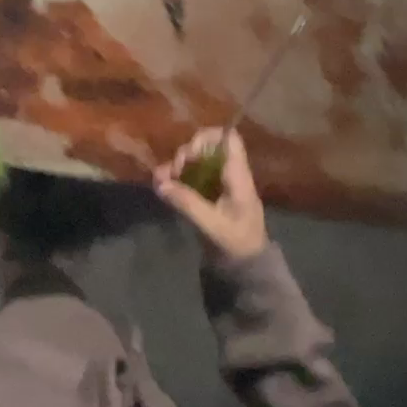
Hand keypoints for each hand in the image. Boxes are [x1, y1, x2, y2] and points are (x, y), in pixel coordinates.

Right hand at [154, 129, 268, 263]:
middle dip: (186, 155)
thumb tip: (160, 183)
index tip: (189, 154)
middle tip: (173, 173)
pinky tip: (162, 187)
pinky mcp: (207, 195)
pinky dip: (175, 179)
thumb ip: (187, 203)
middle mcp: (228, 175)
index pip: (229, 140)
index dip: (207, 138)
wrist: (246, 267)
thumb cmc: (236, 244)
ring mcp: (217, 184)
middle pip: (207, 148)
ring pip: (196, 162)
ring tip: (160, 181)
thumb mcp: (212, 226)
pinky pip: (190, 178)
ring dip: (177, 167)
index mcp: (238, 177)